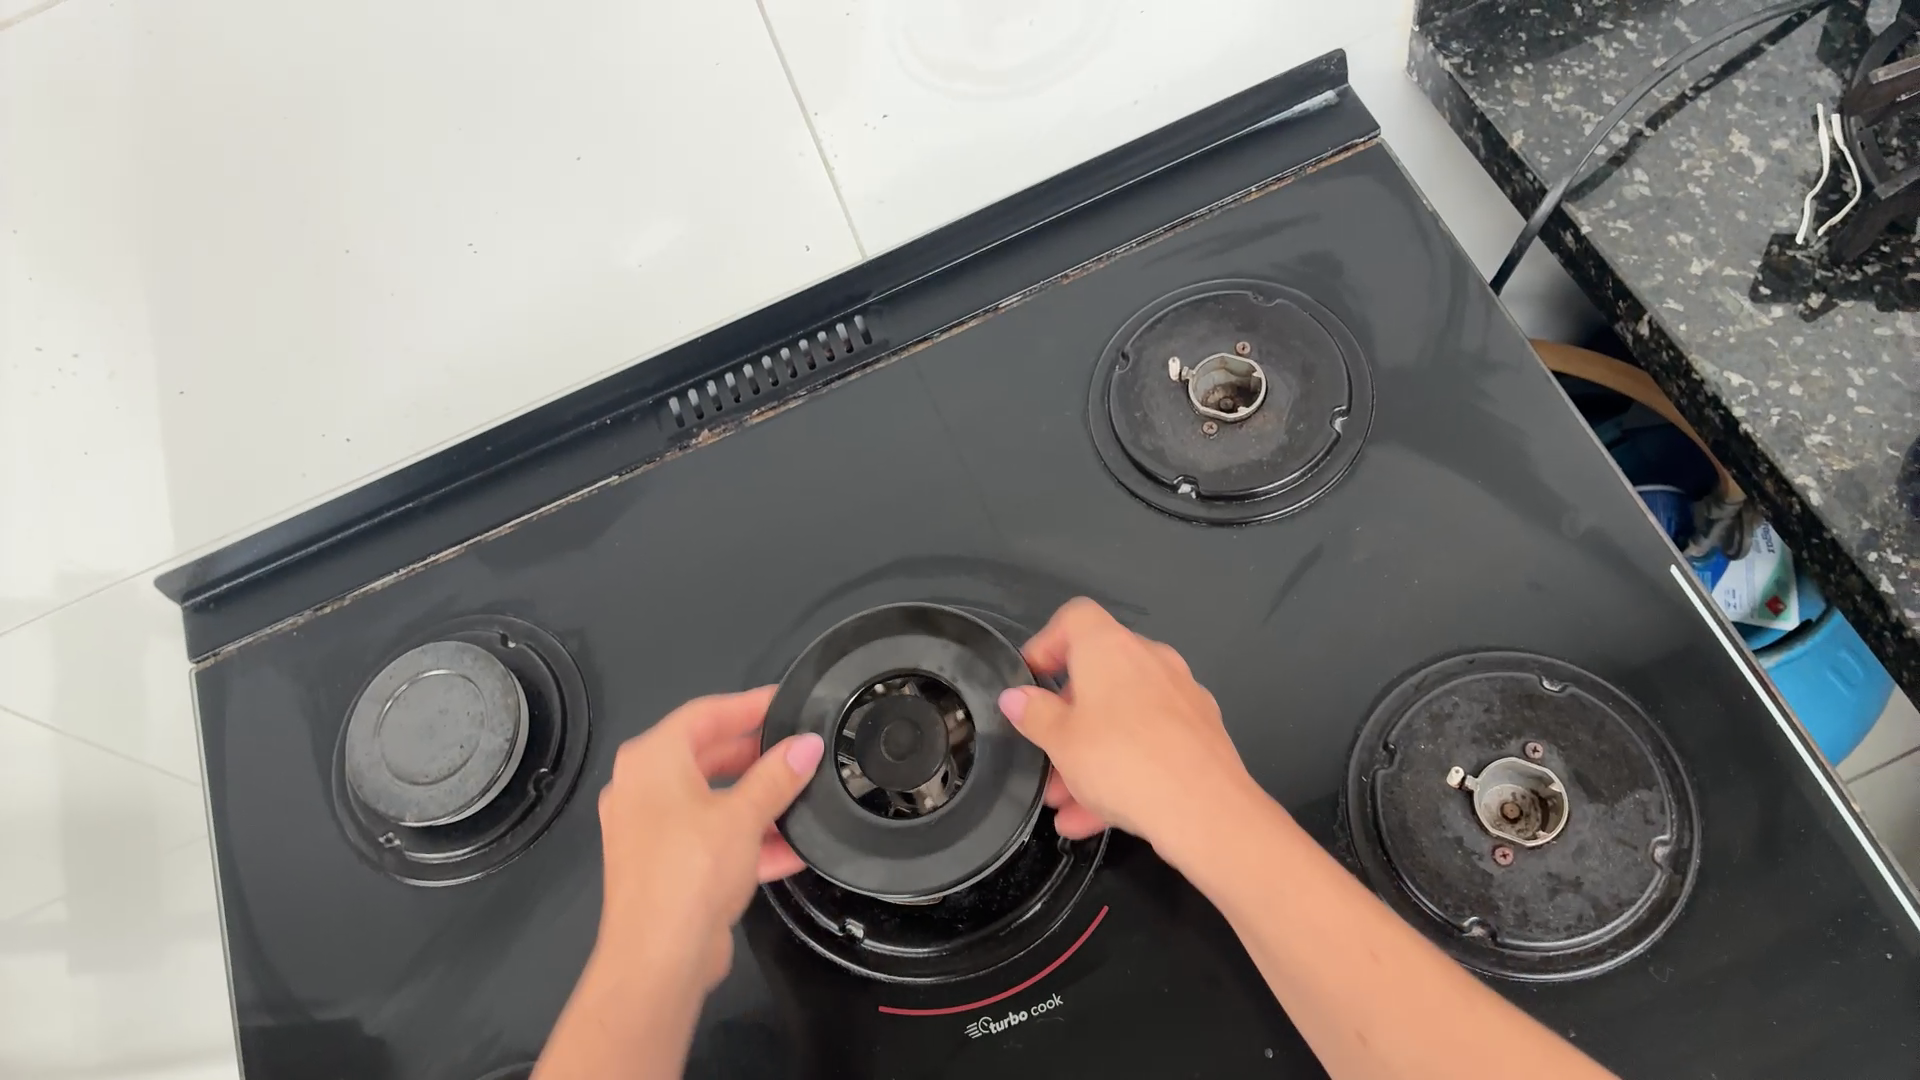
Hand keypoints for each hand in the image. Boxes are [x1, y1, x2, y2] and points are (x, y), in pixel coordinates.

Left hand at [593, 687, 824, 990]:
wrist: (656, 962)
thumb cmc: (691, 871)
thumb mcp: (745, 815)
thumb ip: (779, 775)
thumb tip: (808, 745)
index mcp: (652, 762)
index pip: (706, 714)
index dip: (750, 705)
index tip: (786, 701)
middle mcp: (643, 788)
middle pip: (708, 755)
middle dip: (757, 754)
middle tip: (798, 747)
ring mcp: (651, 829)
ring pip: (713, 798)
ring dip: (758, 799)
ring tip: (802, 795)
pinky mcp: (665, 865)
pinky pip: (711, 836)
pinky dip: (747, 836)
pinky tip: (791, 846)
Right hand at [997, 598, 1255, 858]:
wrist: (1207, 811)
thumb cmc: (1121, 761)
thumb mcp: (1060, 741)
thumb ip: (1033, 714)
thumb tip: (1015, 696)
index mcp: (1110, 647)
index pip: (1074, 617)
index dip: (1046, 643)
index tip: (1030, 680)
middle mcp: (1149, 659)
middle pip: (1098, 675)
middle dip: (1067, 719)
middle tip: (1046, 754)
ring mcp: (1180, 695)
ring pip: (1123, 717)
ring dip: (1090, 754)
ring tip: (1065, 802)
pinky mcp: (1201, 732)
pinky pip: (1150, 742)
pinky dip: (1123, 769)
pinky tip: (1097, 817)